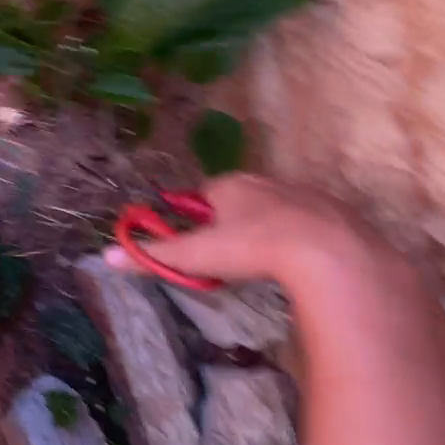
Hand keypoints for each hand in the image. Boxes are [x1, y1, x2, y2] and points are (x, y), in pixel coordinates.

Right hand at [105, 174, 392, 293]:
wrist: (328, 253)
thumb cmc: (250, 247)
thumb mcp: (193, 255)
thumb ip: (152, 255)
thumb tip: (106, 256)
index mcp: (230, 186)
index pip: (203, 194)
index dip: (195, 216)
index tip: (193, 238)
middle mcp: (267, 182)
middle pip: (240, 199)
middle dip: (230, 221)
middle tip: (223, 252)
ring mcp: (306, 195)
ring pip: (276, 210)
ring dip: (266, 228)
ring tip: (261, 260)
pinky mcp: (338, 214)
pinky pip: (310, 224)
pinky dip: (300, 238)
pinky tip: (296, 262)